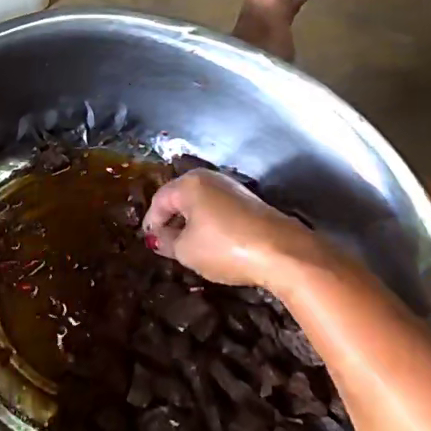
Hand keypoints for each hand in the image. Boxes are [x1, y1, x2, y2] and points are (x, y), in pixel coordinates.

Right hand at [142, 170, 326, 289]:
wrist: (281, 251)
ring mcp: (232, 188)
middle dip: (171, 221)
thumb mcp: (186, 251)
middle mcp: (210, 178)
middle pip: (181, 198)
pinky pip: (219, 210)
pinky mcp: (249, 202)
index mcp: (190, 184)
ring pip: (201, 204)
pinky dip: (211, 224)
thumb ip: (166, 242)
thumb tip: (157, 237)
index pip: (160, 200)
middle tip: (167, 246)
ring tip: (189, 249)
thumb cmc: (225, 247)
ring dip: (192, 223)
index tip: (150, 244)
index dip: (151, 223)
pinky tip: (213, 244)